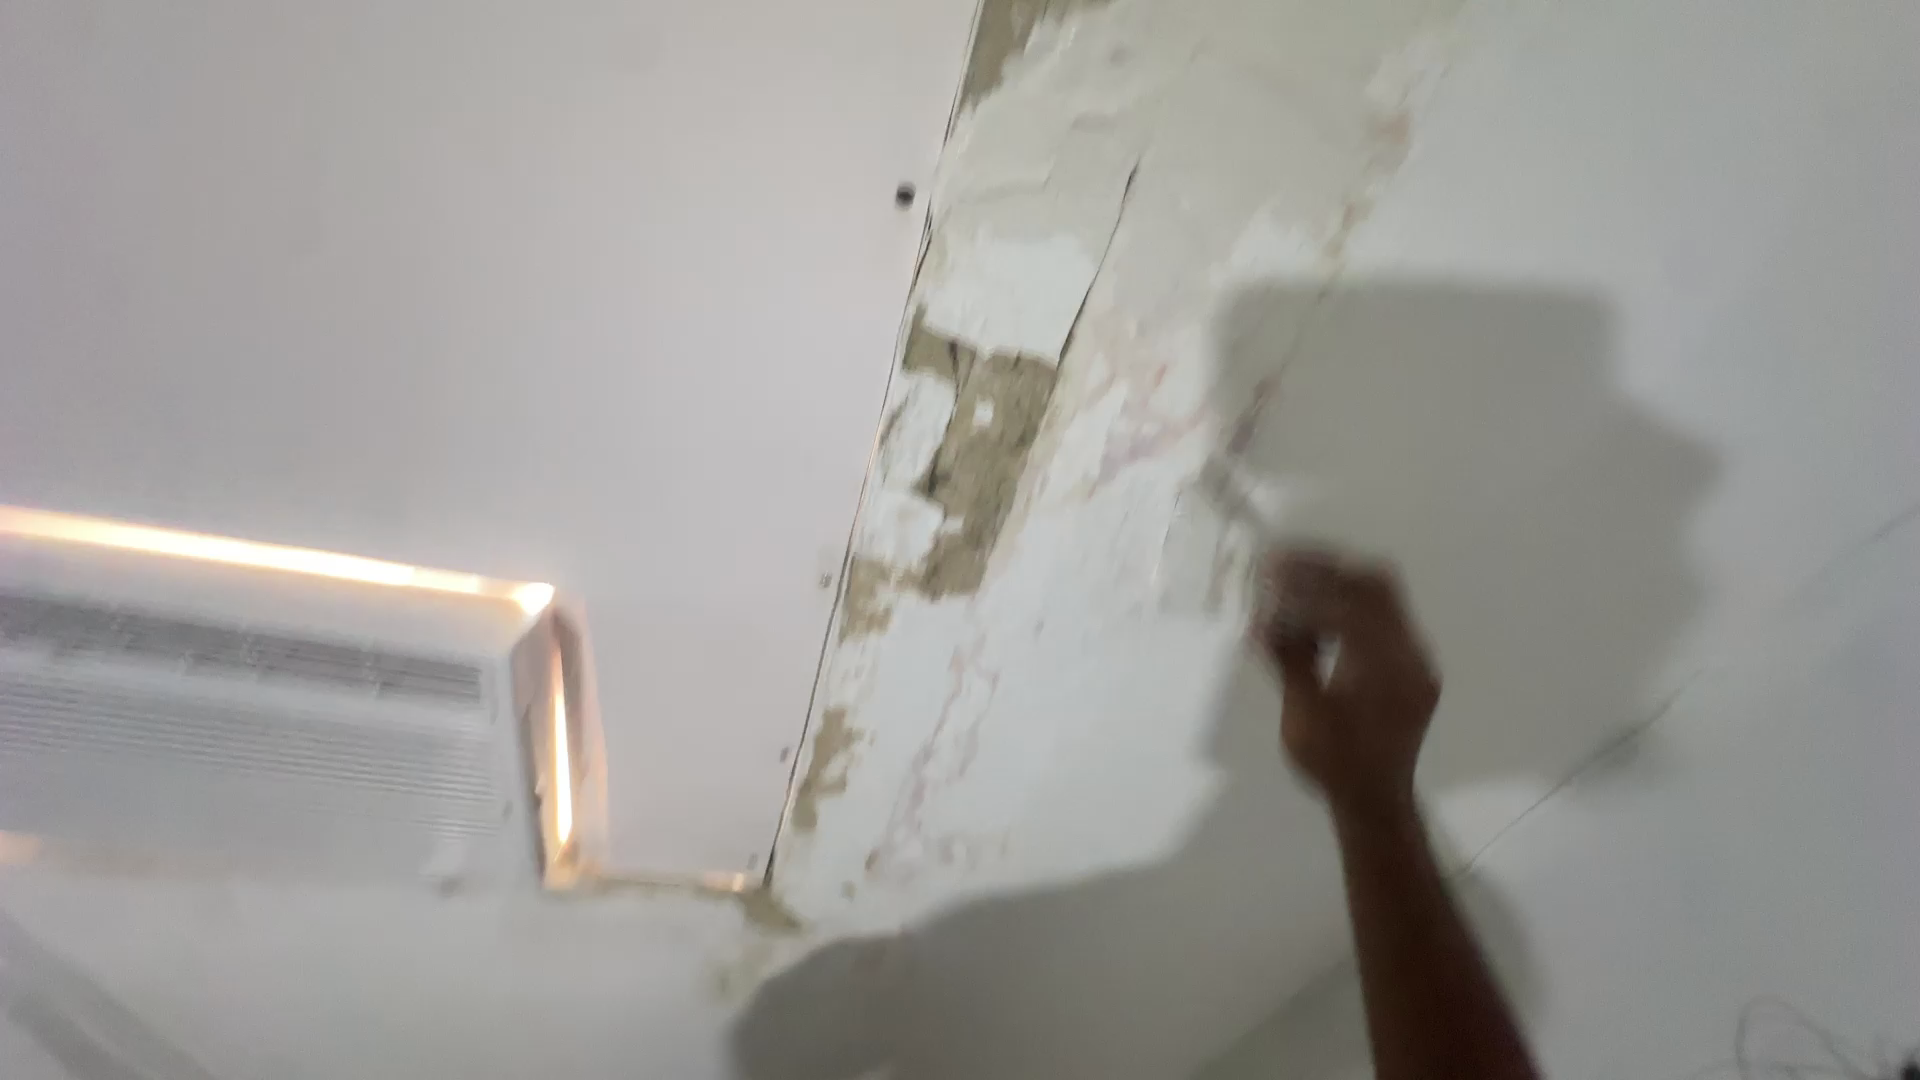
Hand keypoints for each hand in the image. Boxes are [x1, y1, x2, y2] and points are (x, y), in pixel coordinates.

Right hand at [1253, 548, 1440, 813]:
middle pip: (1377, 586)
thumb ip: (1289, 659)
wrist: (1375, 803)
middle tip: (1285, 561)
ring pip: (1381, 600)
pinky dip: (1346, 609)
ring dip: (1336, 585)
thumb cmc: (1335, 763)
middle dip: (1328, 567)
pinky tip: (1312, 618)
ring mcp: (1413, 662)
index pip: (1351, 601)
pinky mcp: (1407, 671)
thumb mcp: (1303, 714)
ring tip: (1292, 582)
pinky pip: (1381, 622)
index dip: (1309, 579)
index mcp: (1386, 666)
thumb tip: (1263, 617)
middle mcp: (1410, 655)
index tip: (1272, 568)